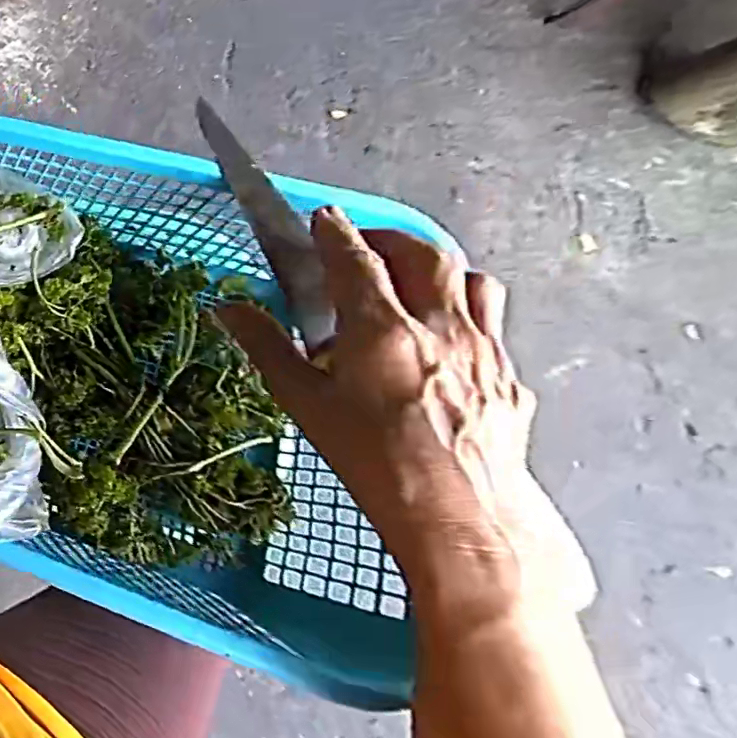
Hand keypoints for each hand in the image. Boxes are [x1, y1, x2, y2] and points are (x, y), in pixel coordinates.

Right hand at [215, 207, 592, 622]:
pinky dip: (464, 312)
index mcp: (381, 329)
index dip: (335, 231)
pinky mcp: (510, 377)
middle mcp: (440, 326)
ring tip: (410, 281)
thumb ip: (265, 347)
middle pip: (423, 253)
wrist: (461, 520)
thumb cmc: (371, 461)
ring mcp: (485, 349)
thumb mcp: (303, 403)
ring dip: (436, 267)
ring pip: (471, 278)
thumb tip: (226, 308)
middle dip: (387, 238)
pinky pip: (493, 323)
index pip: (355, 259)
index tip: (322, 217)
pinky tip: (445, 341)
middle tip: (361, 245)